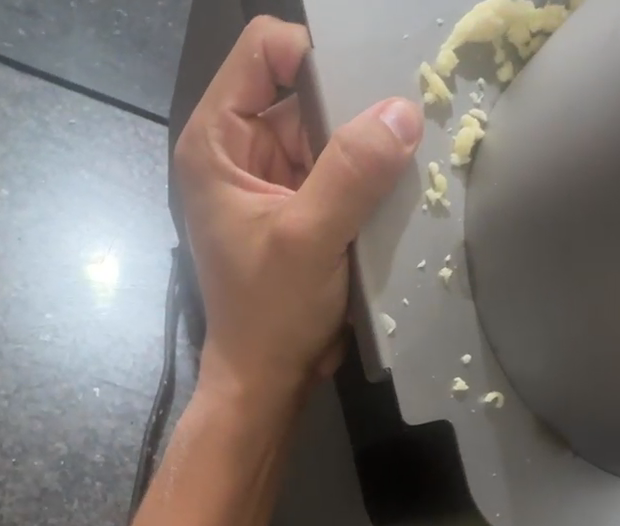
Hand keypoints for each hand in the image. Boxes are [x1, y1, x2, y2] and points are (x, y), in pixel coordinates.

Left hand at [174, 17, 421, 412]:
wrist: (266, 380)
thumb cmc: (271, 315)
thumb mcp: (309, 240)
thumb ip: (351, 173)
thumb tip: (402, 111)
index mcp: (217, 143)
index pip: (263, 51)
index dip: (314, 58)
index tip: (363, 95)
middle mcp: (238, 151)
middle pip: (302, 92)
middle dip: (350, 111)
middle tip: (396, 139)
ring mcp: (269, 181)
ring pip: (327, 134)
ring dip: (364, 152)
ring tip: (397, 175)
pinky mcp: (296, 211)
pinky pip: (337, 173)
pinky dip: (364, 183)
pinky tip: (388, 199)